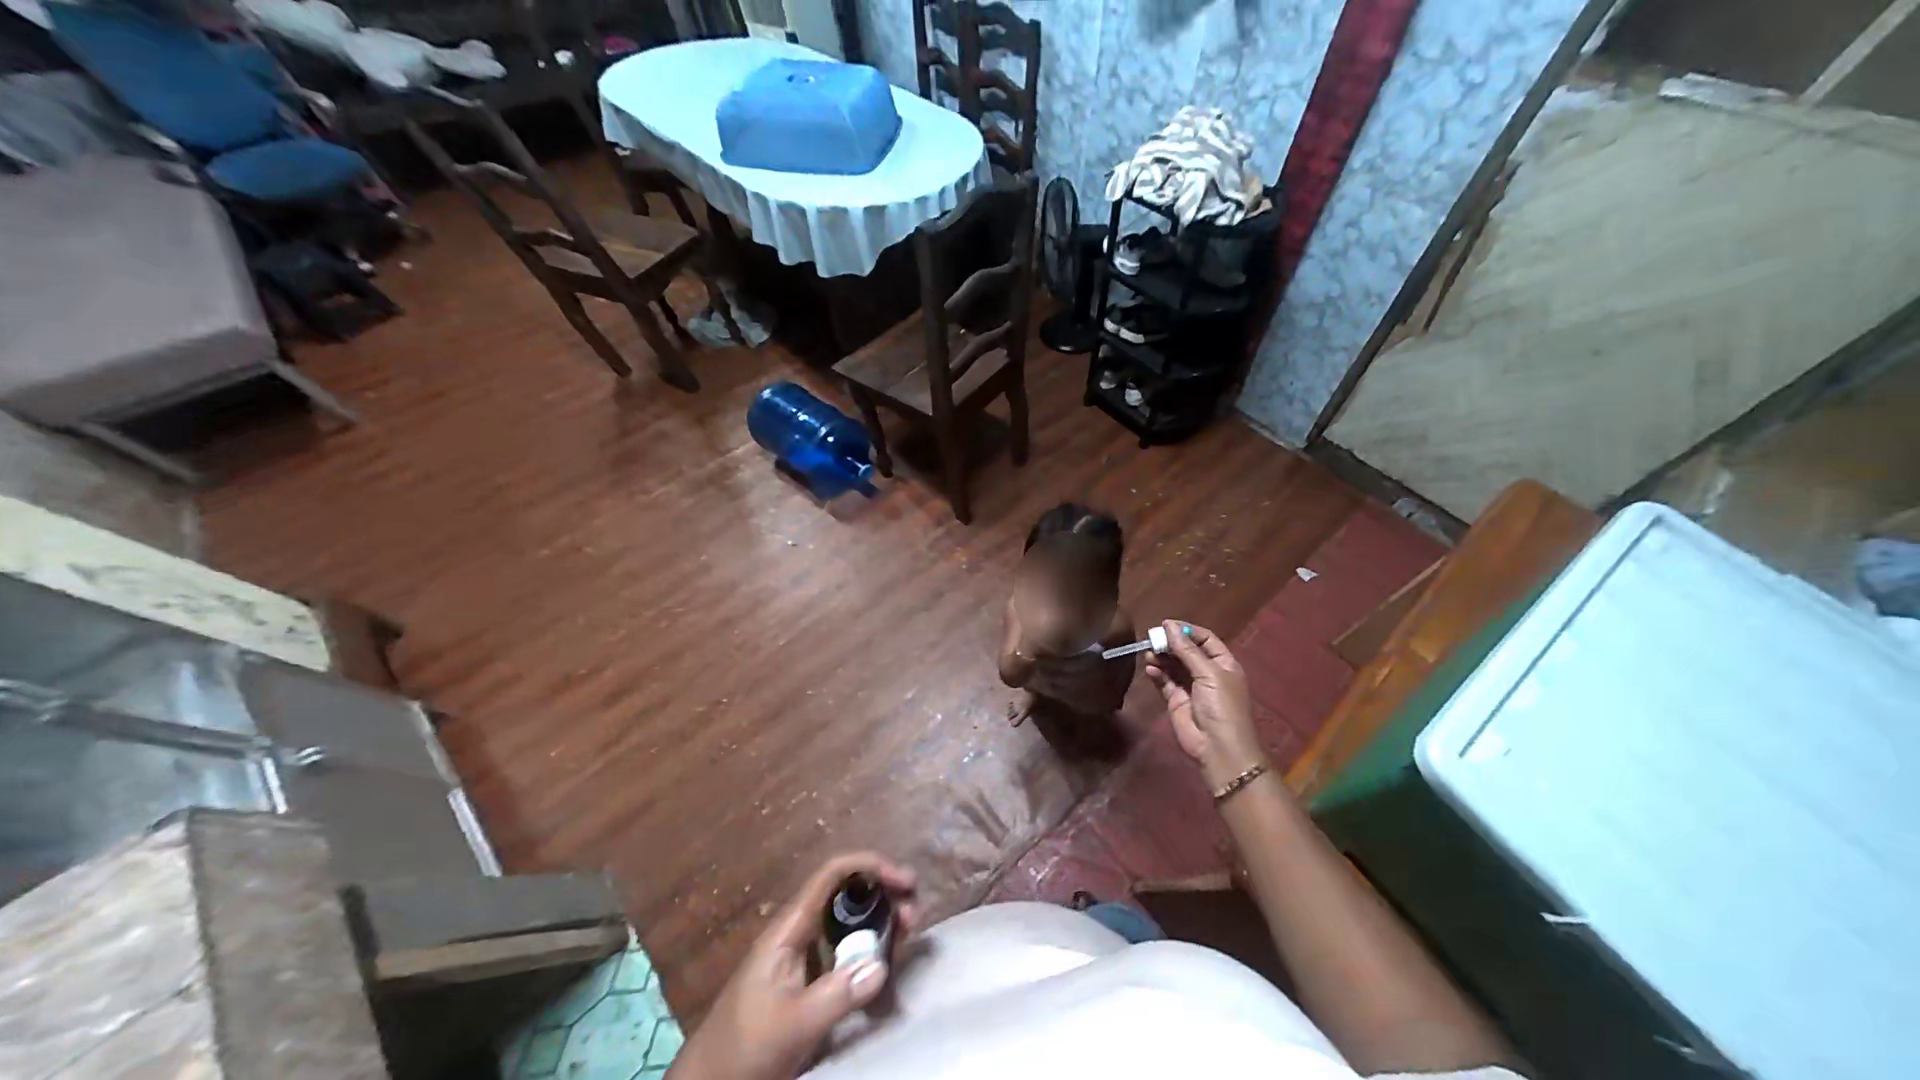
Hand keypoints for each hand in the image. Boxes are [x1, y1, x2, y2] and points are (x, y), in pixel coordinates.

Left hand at [668, 853, 916, 1079]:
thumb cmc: (744, 1046)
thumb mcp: (792, 1024)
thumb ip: (836, 995)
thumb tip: (882, 963)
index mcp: (790, 928)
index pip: (833, 875)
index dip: (870, 866)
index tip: (903, 881)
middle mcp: (800, 932)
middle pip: (846, 894)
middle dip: (883, 894)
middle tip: (914, 913)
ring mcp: (805, 956)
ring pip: (849, 923)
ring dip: (881, 921)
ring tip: (909, 932)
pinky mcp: (810, 981)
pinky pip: (846, 952)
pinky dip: (871, 949)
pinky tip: (887, 965)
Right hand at [1144, 620, 1266, 789]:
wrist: (1218, 747)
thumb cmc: (1221, 705)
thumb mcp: (1208, 673)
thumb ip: (1187, 650)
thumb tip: (1168, 626)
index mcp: (1223, 664)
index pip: (1205, 639)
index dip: (1186, 631)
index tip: (1166, 624)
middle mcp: (1207, 673)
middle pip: (1186, 651)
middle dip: (1170, 643)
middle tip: (1152, 637)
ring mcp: (1191, 687)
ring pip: (1173, 665)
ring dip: (1161, 657)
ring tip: (1149, 652)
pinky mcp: (1176, 700)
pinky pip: (1164, 682)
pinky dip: (1156, 674)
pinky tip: (1150, 668)